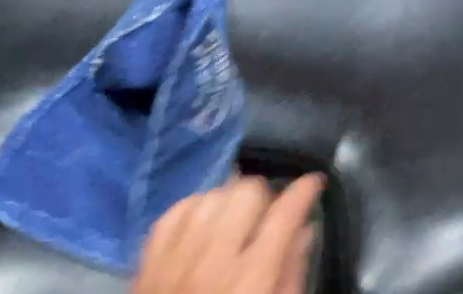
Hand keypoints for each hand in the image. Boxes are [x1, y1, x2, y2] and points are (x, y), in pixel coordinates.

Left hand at [135, 174, 323, 293]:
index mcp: (251, 278)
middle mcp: (214, 258)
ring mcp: (177, 257)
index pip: (285, 213)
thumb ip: (292, 275)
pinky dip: (195, 211)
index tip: (313, 183)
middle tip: (265, 218)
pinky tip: (203, 229)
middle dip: (263, 198)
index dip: (304, 191)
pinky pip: (178, 209)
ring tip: (233, 224)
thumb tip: (305, 231)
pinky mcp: (149, 261)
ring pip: (213, 195)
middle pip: (247, 192)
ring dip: (229, 204)